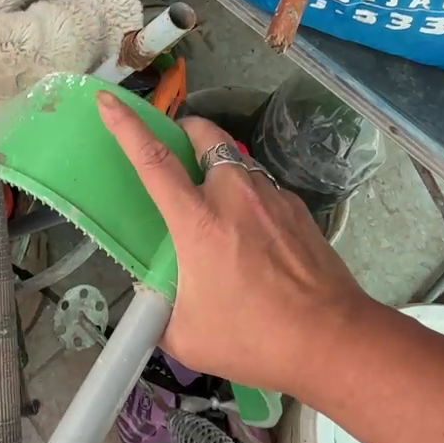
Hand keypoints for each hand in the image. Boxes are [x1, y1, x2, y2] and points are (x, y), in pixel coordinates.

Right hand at [95, 91, 378, 399]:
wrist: (334, 341)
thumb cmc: (255, 338)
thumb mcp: (188, 337)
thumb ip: (159, 311)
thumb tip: (152, 299)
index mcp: (197, 220)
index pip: (153, 159)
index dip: (127, 126)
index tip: (109, 101)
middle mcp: (233, 194)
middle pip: (203, 134)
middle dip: (184, 129)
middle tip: (176, 150)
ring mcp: (270, 196)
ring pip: (235, 158)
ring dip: (217, 166)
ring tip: (216, 204)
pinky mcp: (296, 208)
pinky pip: (261, 186)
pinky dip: (247, 195)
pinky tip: (252, 234)